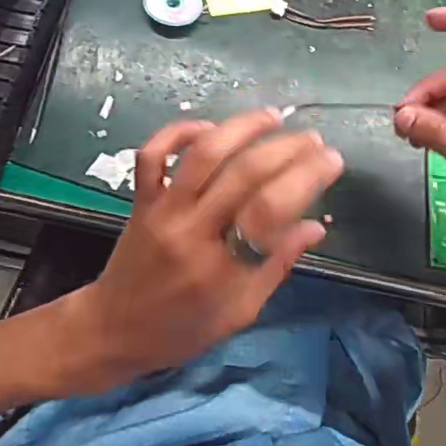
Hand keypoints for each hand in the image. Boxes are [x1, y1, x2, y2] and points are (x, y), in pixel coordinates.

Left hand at [60, 109, 342, 391]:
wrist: (113, 329)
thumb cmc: (181, 329)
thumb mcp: (239, 312)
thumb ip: (276, 267)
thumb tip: (315, 226)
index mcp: (220, 266)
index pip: (271, 209)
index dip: (306, 178)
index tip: (331, 160)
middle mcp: (190, 229)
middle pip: (242, 173)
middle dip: (285, 149)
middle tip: (314, 139)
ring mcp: (161, 209)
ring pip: (201, 154)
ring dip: (239, 128)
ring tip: (272, 117)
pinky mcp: (140, 200)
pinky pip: (152, 156)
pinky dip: (177, 133)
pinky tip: (207, 128)